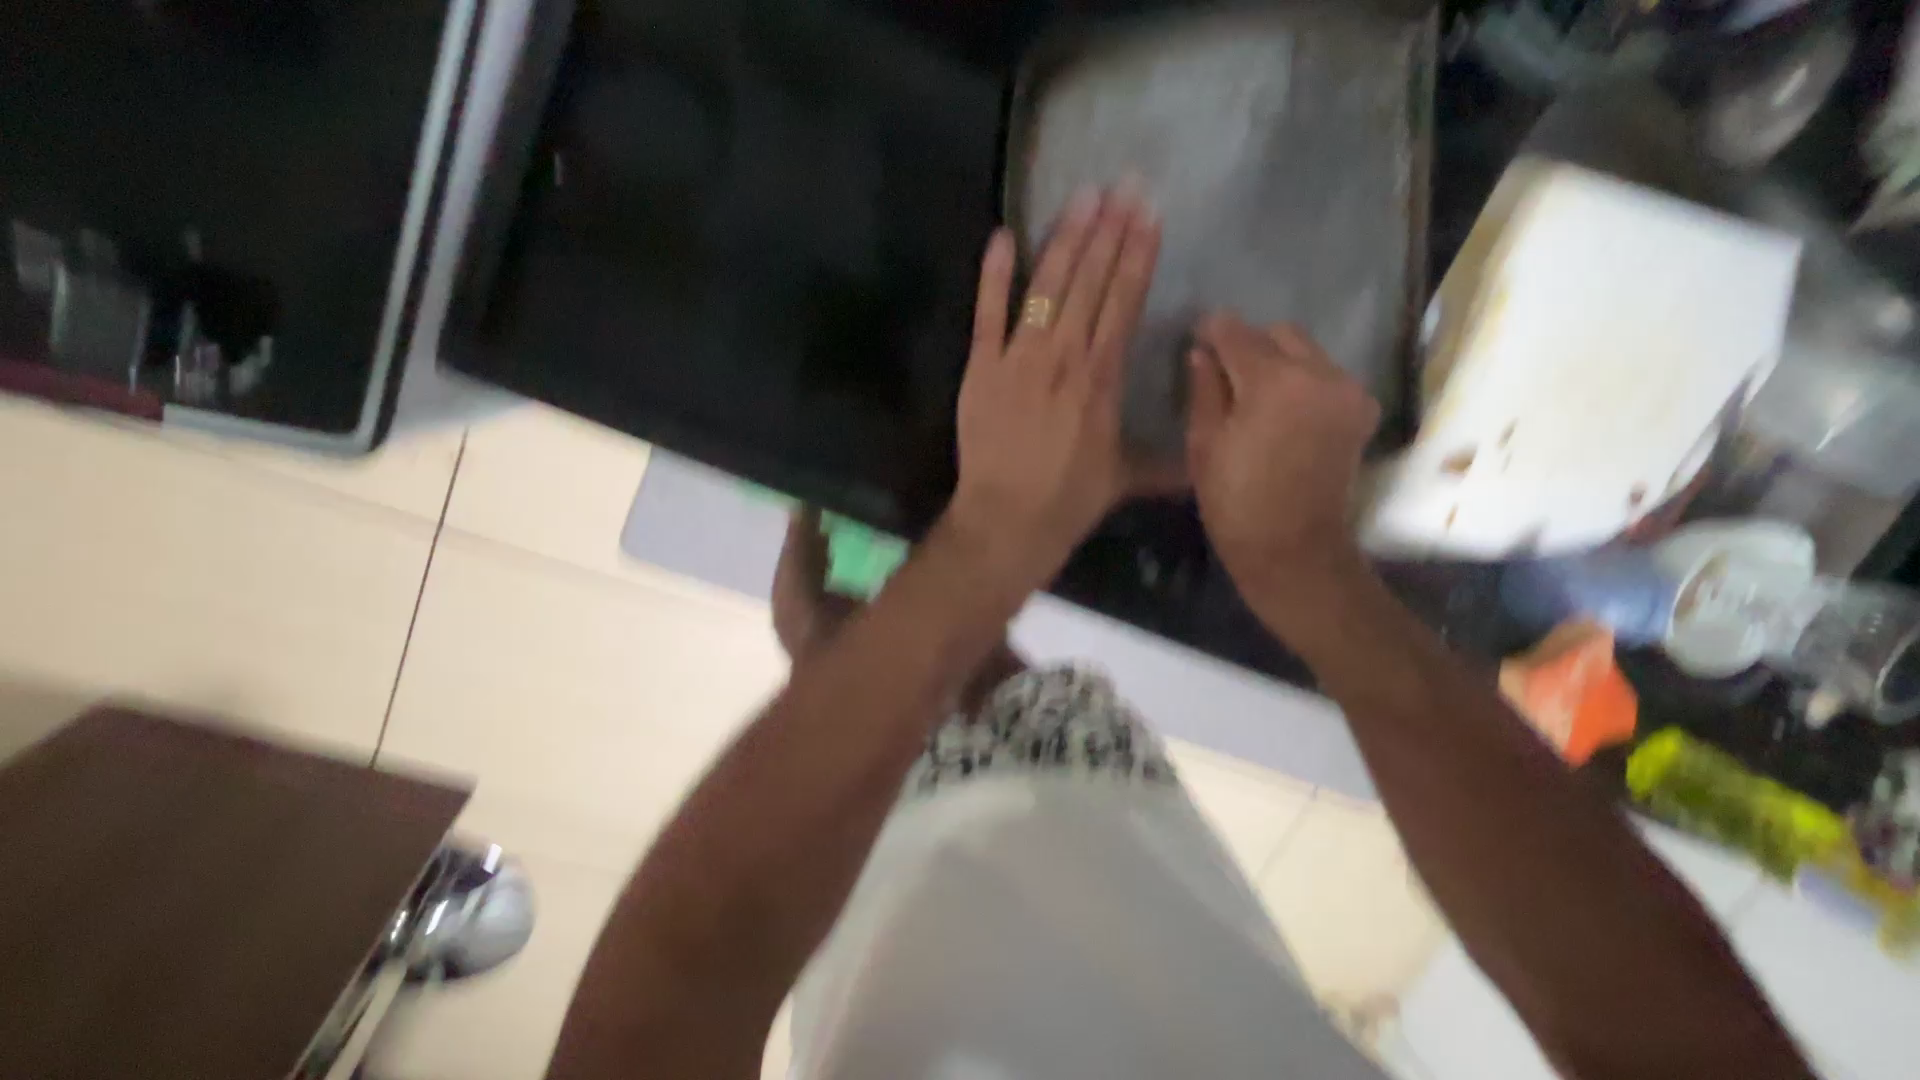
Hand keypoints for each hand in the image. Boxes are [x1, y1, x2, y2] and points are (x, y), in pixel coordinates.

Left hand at [947, 185, 1166, 584]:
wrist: (1008, 522)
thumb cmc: (1070, 501)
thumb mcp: (1125, 478)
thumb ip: (1167, 465)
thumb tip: (1208, 463)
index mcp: (1103, 378)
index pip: (1124, 302)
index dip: (1138, 255)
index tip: (1149, 213)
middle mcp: (1065, 357)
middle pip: (1090, 282)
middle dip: (1109, 230)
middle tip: (1124, 183)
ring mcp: (1019, 359)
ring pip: (1047, 288)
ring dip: (1066, 240)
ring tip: (1084, 196)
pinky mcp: (981, 369)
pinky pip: (987, 315)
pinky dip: (994, 276)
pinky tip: (1004, 235)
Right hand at [1187, 315, 1379, 593]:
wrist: (1294, 549)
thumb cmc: (1235, 502)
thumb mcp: (1204, 445)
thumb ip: (1204, 390)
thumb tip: (1201, 353)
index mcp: (1273, 381)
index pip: (1236, 333)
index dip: (1212, 331)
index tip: (1197, 338)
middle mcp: (1319, 373)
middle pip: (1280, 334)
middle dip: (1250, 344)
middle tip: (1225, 371)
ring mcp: (1347, 390)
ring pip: (1307, 352)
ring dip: (1279, 361)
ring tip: (1254, 393)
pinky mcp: (1361, 410)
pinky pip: (1327, 376)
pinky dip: (1304, 382)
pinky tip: (1284, 411)